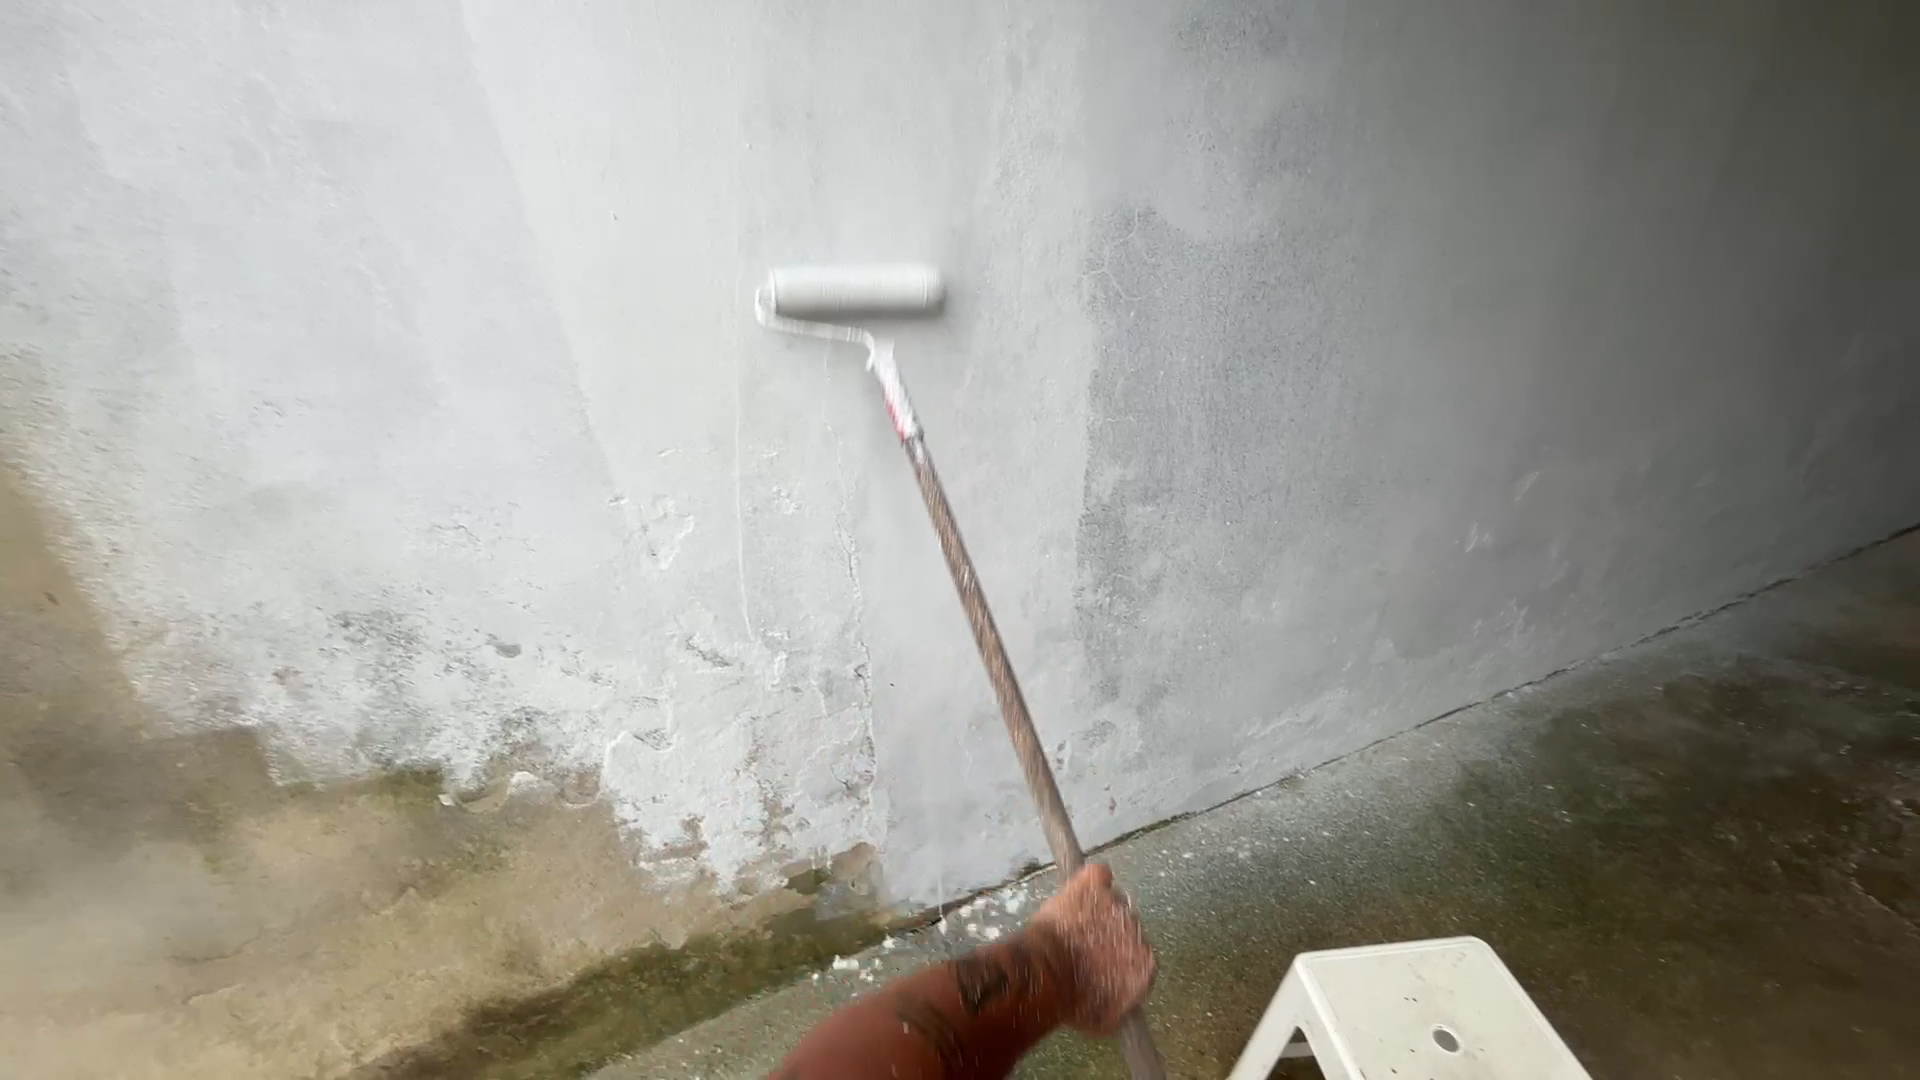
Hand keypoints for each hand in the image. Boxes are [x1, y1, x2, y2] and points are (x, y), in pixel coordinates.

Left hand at [1028, 862, 1156, 1036]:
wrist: (1048, 973)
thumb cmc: (1075, 1002)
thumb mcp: (1107, 1019)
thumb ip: (1123, 1003)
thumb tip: (1123, 1000)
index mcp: (1145, 965)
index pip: (1140, 953)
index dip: (1121, 954)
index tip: (1104, 956)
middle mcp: (1137, 931)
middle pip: (1127, 924)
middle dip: (1110, 930)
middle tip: (1085, 938)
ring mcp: (1115, 904)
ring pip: (1111, 900)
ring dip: (1098, 907)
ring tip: (1075, 918)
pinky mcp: (1094, 885)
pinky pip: (1099, 874)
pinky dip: (1093, 879)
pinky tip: (1084, 885)